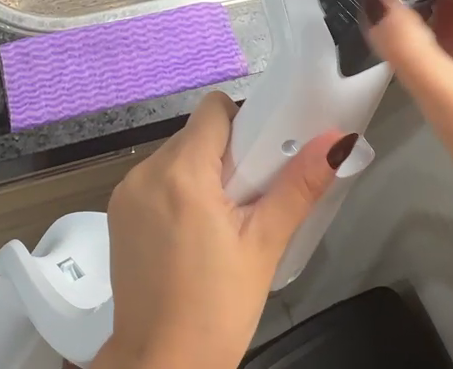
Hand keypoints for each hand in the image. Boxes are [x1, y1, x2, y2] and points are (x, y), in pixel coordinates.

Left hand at [93, 92, 356, 368]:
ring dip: (200, 173)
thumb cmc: (217, 309)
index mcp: (182, 172)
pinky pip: (154, 179)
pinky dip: (176, 191)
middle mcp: (146, 171)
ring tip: (223, 222)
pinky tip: (192, 233)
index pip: (214, 109)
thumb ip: (298, 186)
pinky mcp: (117, 211)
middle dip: (225, 154)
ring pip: (175, 155)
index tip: (262, 157)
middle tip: (250, 200)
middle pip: (196, 133)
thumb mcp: (264, 247)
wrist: (161, 364)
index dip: (243, 124)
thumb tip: (336, 140)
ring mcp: (126, 191)